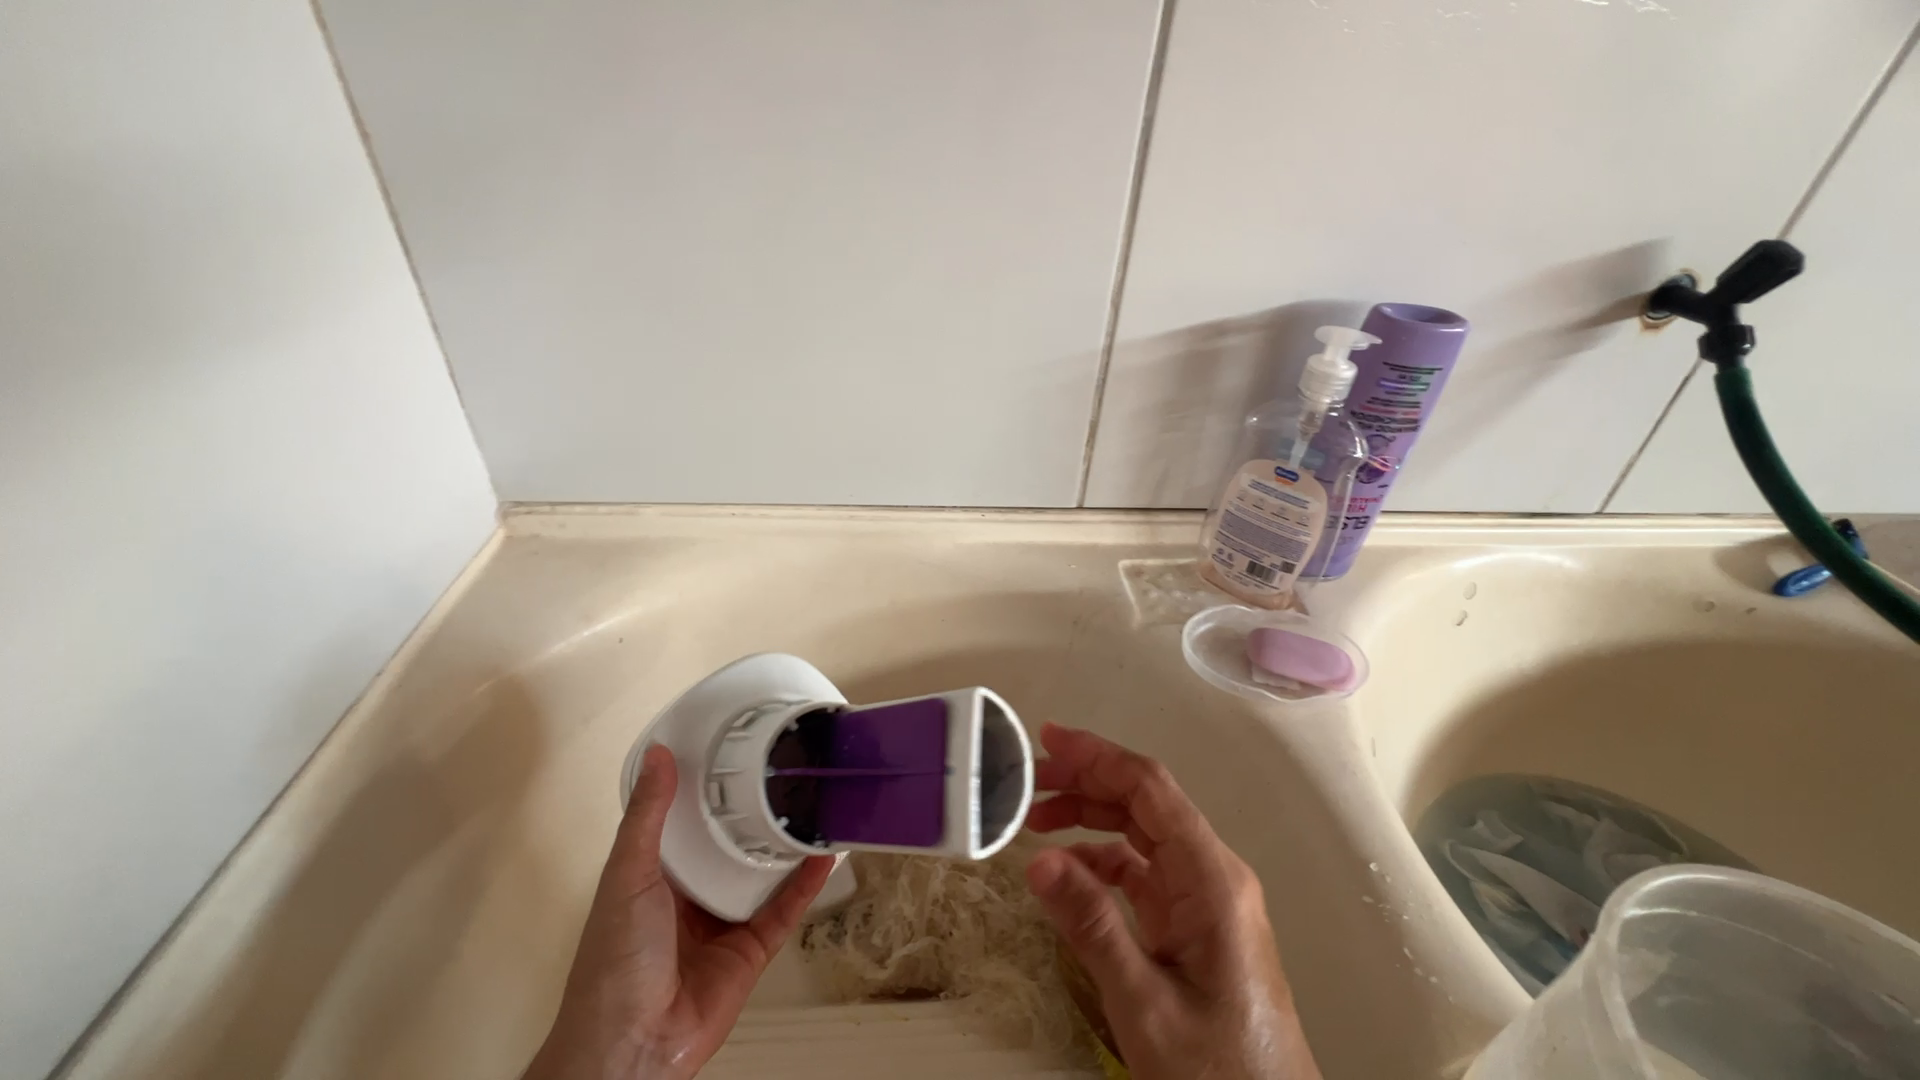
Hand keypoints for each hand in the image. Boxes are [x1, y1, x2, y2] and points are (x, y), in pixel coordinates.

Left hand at [523, 745, 832, 1079]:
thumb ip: (648, 817)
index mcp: (655, 876)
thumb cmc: (618, 954)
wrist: (634, 1044)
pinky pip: (783, 911)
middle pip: (729, 848)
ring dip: (785, 847)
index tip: (734, 751)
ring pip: (761, 876)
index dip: (706, 790)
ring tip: (815, 806)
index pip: (686, 824)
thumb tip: (658, 752)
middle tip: (787, 774)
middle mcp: (691, 896)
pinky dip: (805, 885)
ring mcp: (723, 923)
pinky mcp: (752, 951)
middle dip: (754, 816)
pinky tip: (825, 856)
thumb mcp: (628, 875)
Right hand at [1024, 725, 1321, 1079]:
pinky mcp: (1192, 922)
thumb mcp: (1144, 1003)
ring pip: (1141, 833)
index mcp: (1210, 878)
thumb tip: (1037, 859)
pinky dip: (1100, 859)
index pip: (1149, 790)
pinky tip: (1066, 871)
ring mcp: (1203, 897)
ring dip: (1089, 817)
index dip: (1097, 756)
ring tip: (1034, 818)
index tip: (1047, 739)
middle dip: (1085, 782)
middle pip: (1144, 803)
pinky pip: (1141, 871)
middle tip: (1025, 781)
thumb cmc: (1215, 1068)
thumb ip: (1091, 927)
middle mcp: (1211, 873)